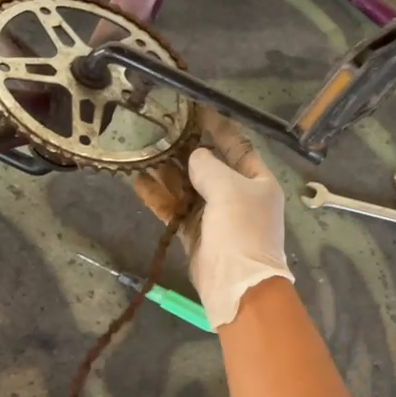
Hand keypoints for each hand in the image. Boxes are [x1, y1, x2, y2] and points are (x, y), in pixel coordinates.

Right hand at [132, 109, 291, 328]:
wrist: (238, 286)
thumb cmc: (242, 231)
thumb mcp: (230, 190)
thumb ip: (209, 167)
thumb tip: (195, 157)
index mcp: (257, 182)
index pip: (237, 146)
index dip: (217, 128)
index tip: (194, 111)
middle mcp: (238, 196)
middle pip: (209, 167)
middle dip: (184, 151)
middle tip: (159, 132)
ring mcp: (215, 218)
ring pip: (188, 189)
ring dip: (166, 173)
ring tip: (143, 152)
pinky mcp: (195, 237)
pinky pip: (175, 211)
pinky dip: (158, 198)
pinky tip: (138, 182)